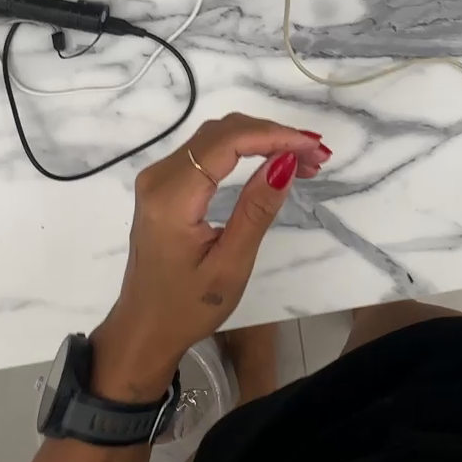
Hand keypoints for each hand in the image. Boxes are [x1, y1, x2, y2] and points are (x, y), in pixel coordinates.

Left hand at [90, 113, 331, 401]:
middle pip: (223, 131)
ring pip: (218, 135)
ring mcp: (160, 176)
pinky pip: (210, 150)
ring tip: (304, 159)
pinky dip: (246, 148)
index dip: (273, 135)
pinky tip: (274, 160)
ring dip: (262, 138)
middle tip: (317, 156)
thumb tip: (286, 161)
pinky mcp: (166, 182)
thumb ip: (257, 210)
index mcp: (171, 198)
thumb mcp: (230, 265)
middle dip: (274, 134)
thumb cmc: (186, 308)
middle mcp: (160, 176)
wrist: (144, 330)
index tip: (313, 147)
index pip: (227, 142)